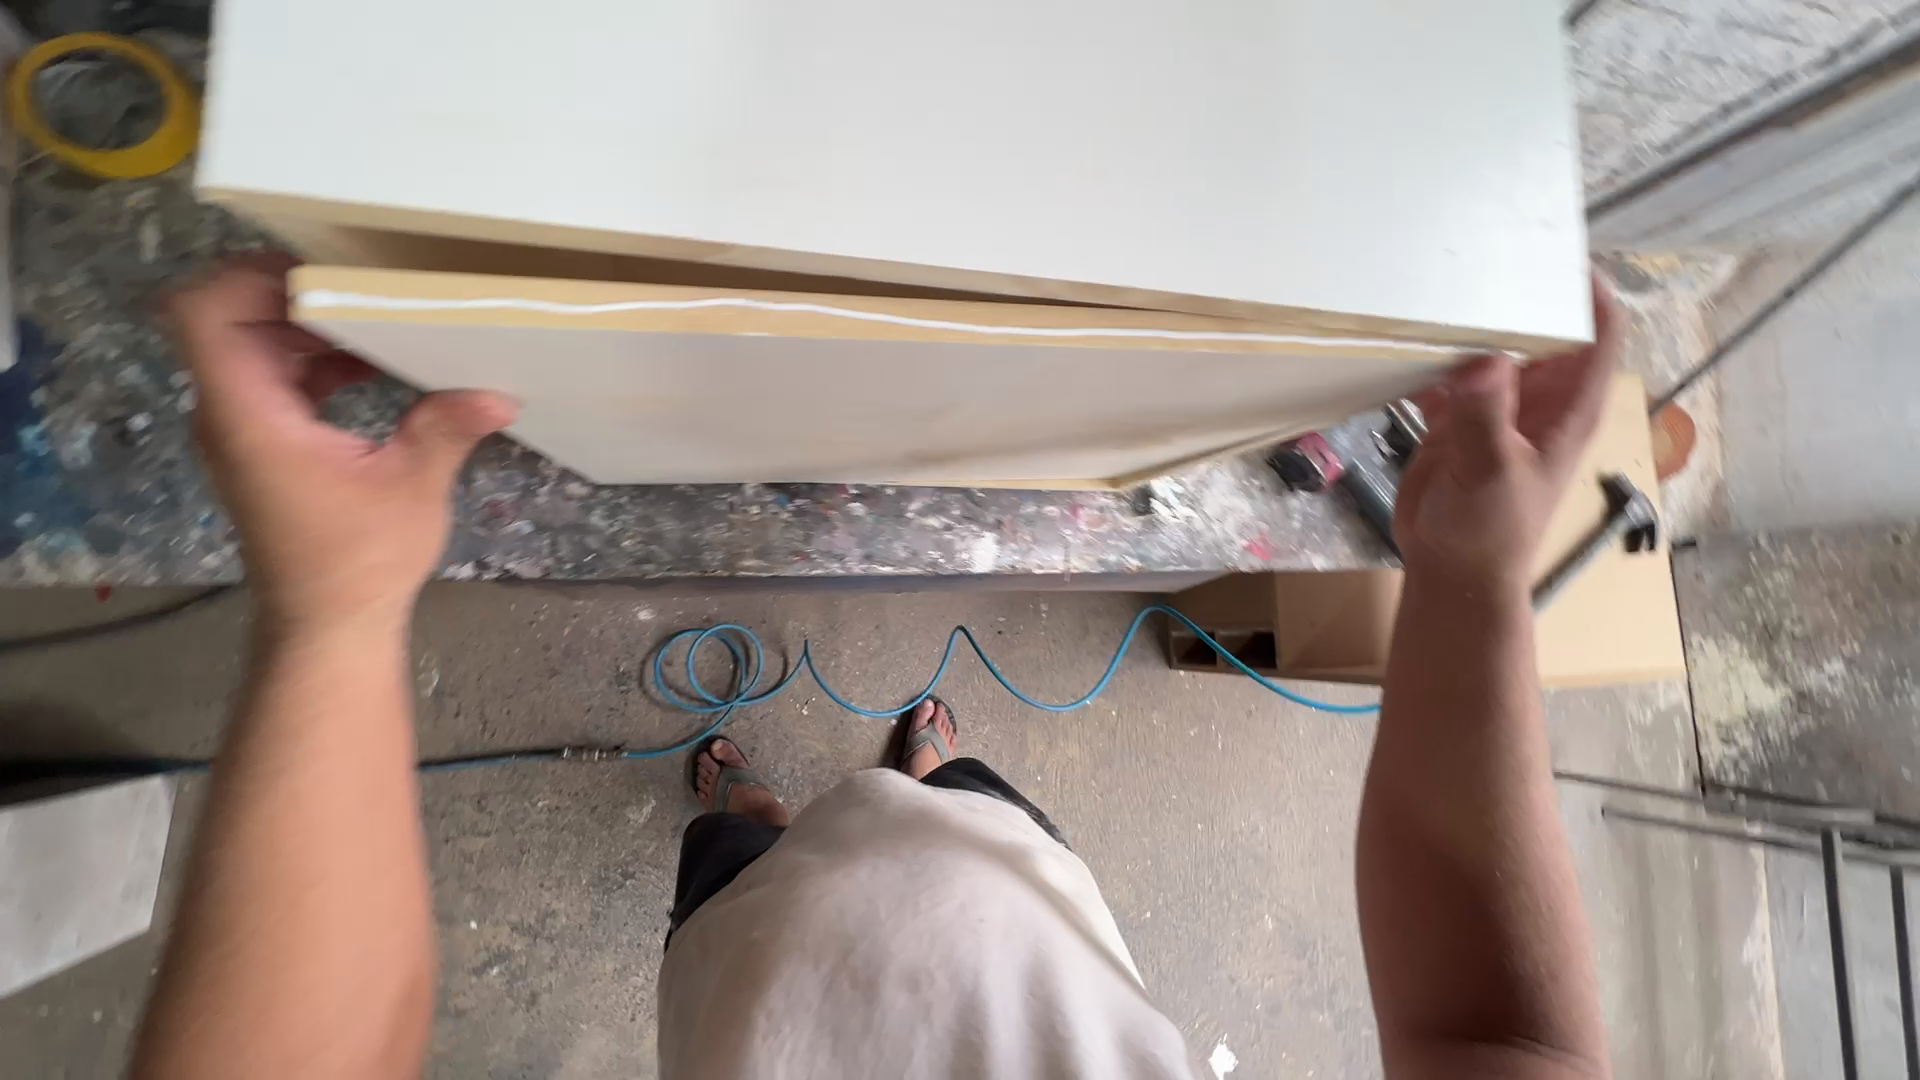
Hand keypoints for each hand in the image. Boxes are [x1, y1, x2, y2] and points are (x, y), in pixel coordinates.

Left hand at [168, 258, 516, 635]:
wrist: (330, 617)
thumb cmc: (363, 556)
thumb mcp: (414, 487)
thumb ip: (445, 429)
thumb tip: (500, 394)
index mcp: (252, 416)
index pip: (206, 314)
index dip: (251, 278)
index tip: (331, 277)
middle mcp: (232, 413)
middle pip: (229, 321)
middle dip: (298, 298)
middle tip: (373, 293)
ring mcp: (246, 429)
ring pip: (253, 349)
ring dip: (312, 331)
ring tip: (383, 327)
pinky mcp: (267, 445)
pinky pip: (277, 381)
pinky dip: (318, 364)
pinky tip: (375, 371)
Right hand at [1393, 279, 1619, 595]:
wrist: (1452, 567)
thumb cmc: (1490, 527)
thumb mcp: (1491, 470)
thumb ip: (1485, 416)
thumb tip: (1482, 359)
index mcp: (1567, 408)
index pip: (1595, 335)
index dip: (1586, 294)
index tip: (1553, 256)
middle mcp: (1535, 402)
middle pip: (1536, 336)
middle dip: (1515, 302)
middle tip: (1476, 263)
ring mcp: (1494, 413)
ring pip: (1488, 356)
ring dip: (1467, 331)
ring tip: (1436, 294)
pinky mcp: (1454, 427)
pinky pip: (1446, 382)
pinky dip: (1429, 365)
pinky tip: (1404, 348)